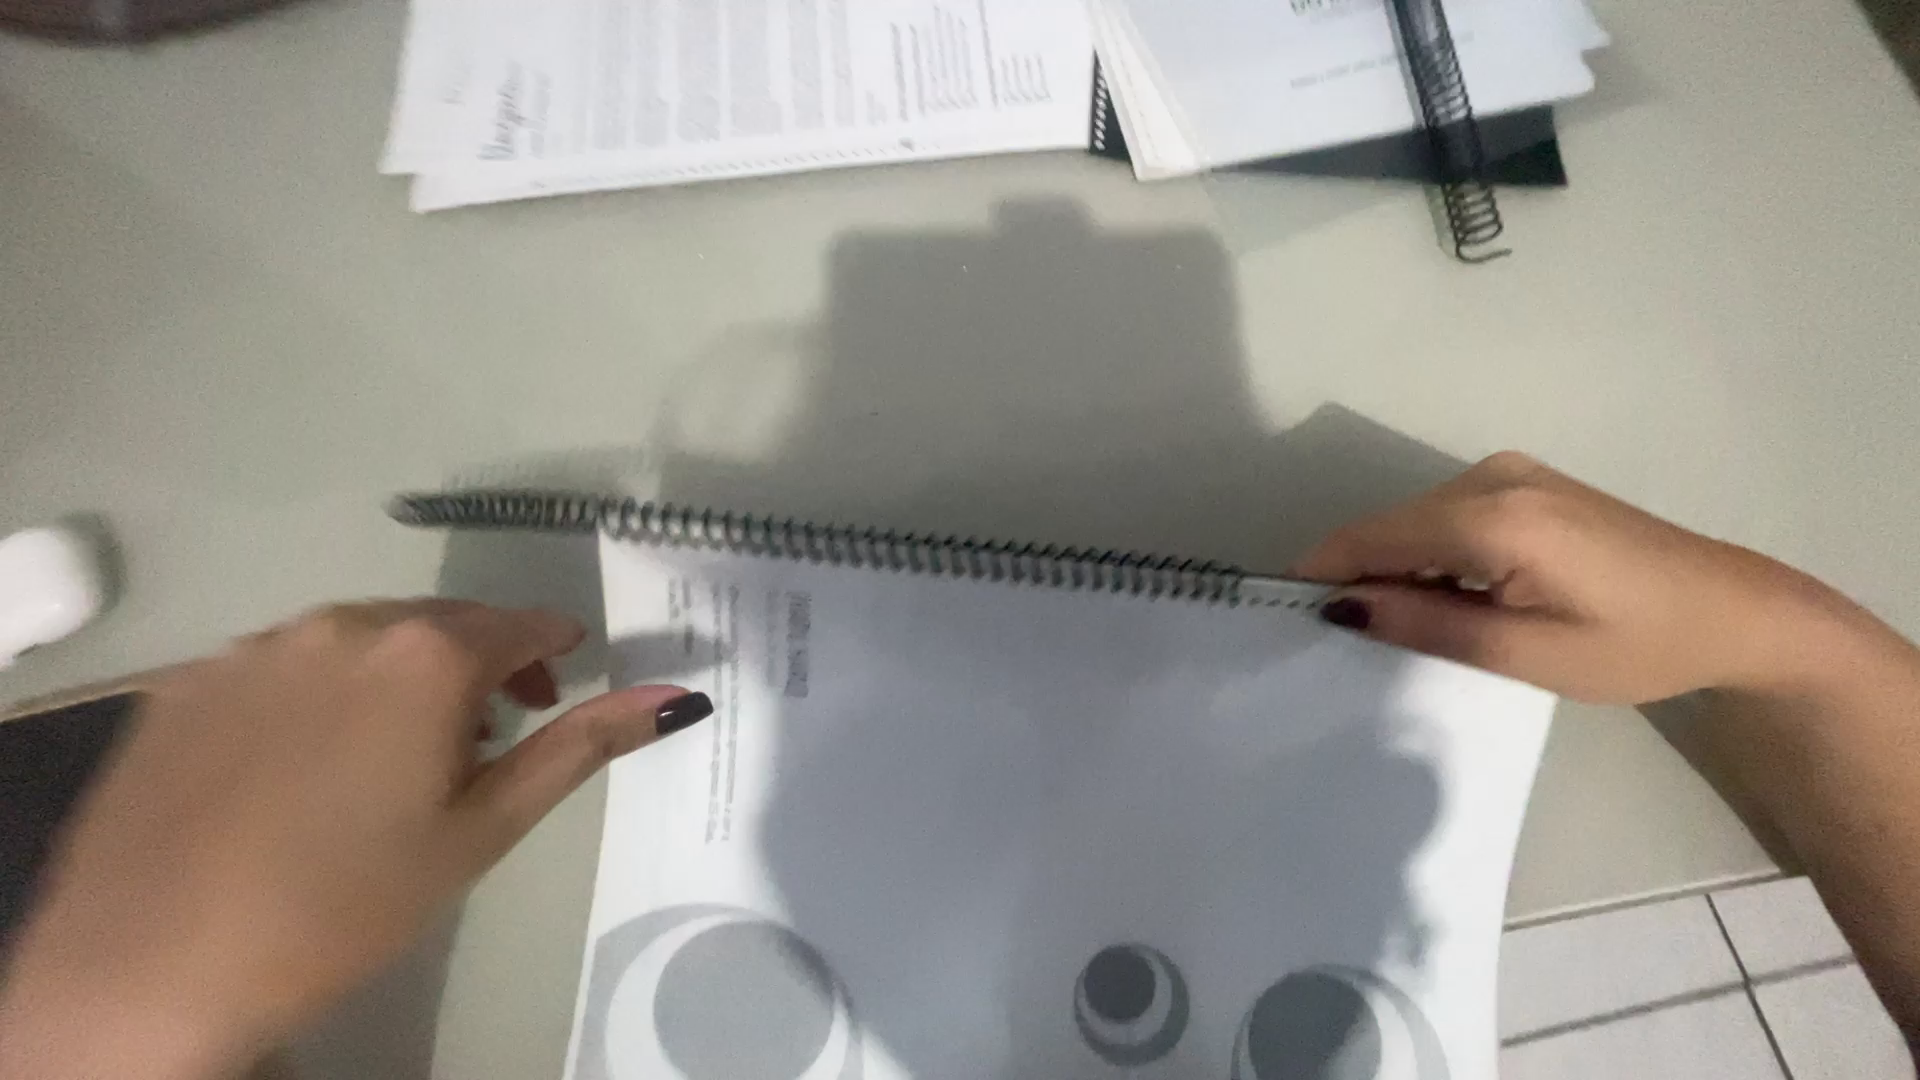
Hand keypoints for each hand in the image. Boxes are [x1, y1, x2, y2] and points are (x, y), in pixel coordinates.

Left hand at [0, 601, 710, 1079]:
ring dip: (411, 673)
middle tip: (492, 736)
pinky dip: (333, 688)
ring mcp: (256, 647)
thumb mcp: (489, 823)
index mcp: (427, 654)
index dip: (556, 651)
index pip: (526, 624)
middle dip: (487, 666)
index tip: (559, 687)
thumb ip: (586, 743)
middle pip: (449, 624)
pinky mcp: (188, 681)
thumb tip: (680, 697)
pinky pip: (293, 659)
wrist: (137, 984)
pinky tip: (313, 762)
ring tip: (403, 752)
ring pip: (371, 635)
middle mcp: (344, 624)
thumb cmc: (350, 901)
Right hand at [1292, 451, 1868, 703]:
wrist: (1740, 612)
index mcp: (1492, 518)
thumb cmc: (1636, 646)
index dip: (1322, 572)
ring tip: (1417, 620)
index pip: (1371, 539)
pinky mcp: (1517, 479)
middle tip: (1360, 635)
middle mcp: (1489, 477)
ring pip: (1408, 520)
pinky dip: (1424, 552)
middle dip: (1359, 576)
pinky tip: (1453, 590)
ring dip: (1393, 566)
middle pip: (1385, 527)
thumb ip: (1424, 624)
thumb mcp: (1524, 655)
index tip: (1290, 613)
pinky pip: (1438, 514)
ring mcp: (1505, 472)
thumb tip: (1340, 606)